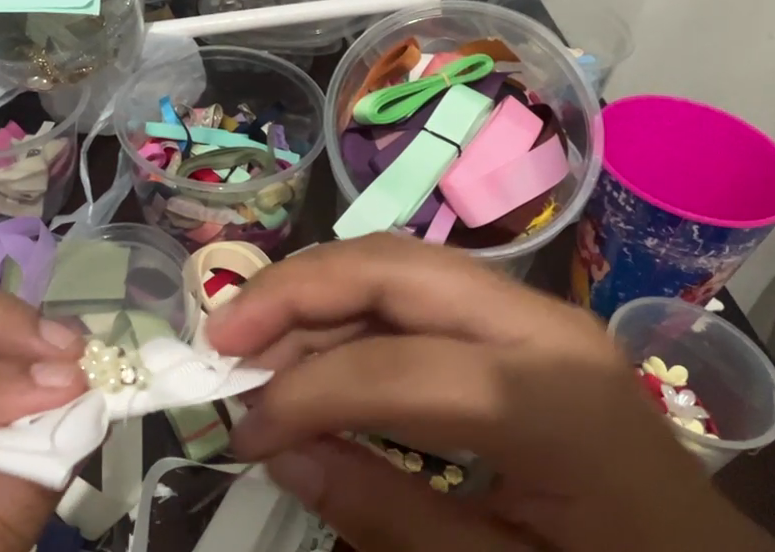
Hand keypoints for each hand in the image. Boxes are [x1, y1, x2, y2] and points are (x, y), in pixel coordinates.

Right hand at [206, 235, 774, 551]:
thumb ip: (383, 511)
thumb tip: (278, 445)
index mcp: (552, 399)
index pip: (398, 366)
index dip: (305, 390)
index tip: (243, 429)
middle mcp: (540, 324)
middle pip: (392, 265)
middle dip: (294, 289)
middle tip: (222, 334)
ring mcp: (531, 312)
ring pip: (395, 264)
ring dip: (315, 294)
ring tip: (253, 346)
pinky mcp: (517, 320)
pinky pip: (414, 292)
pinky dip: (350, 311)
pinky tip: (311, 350)